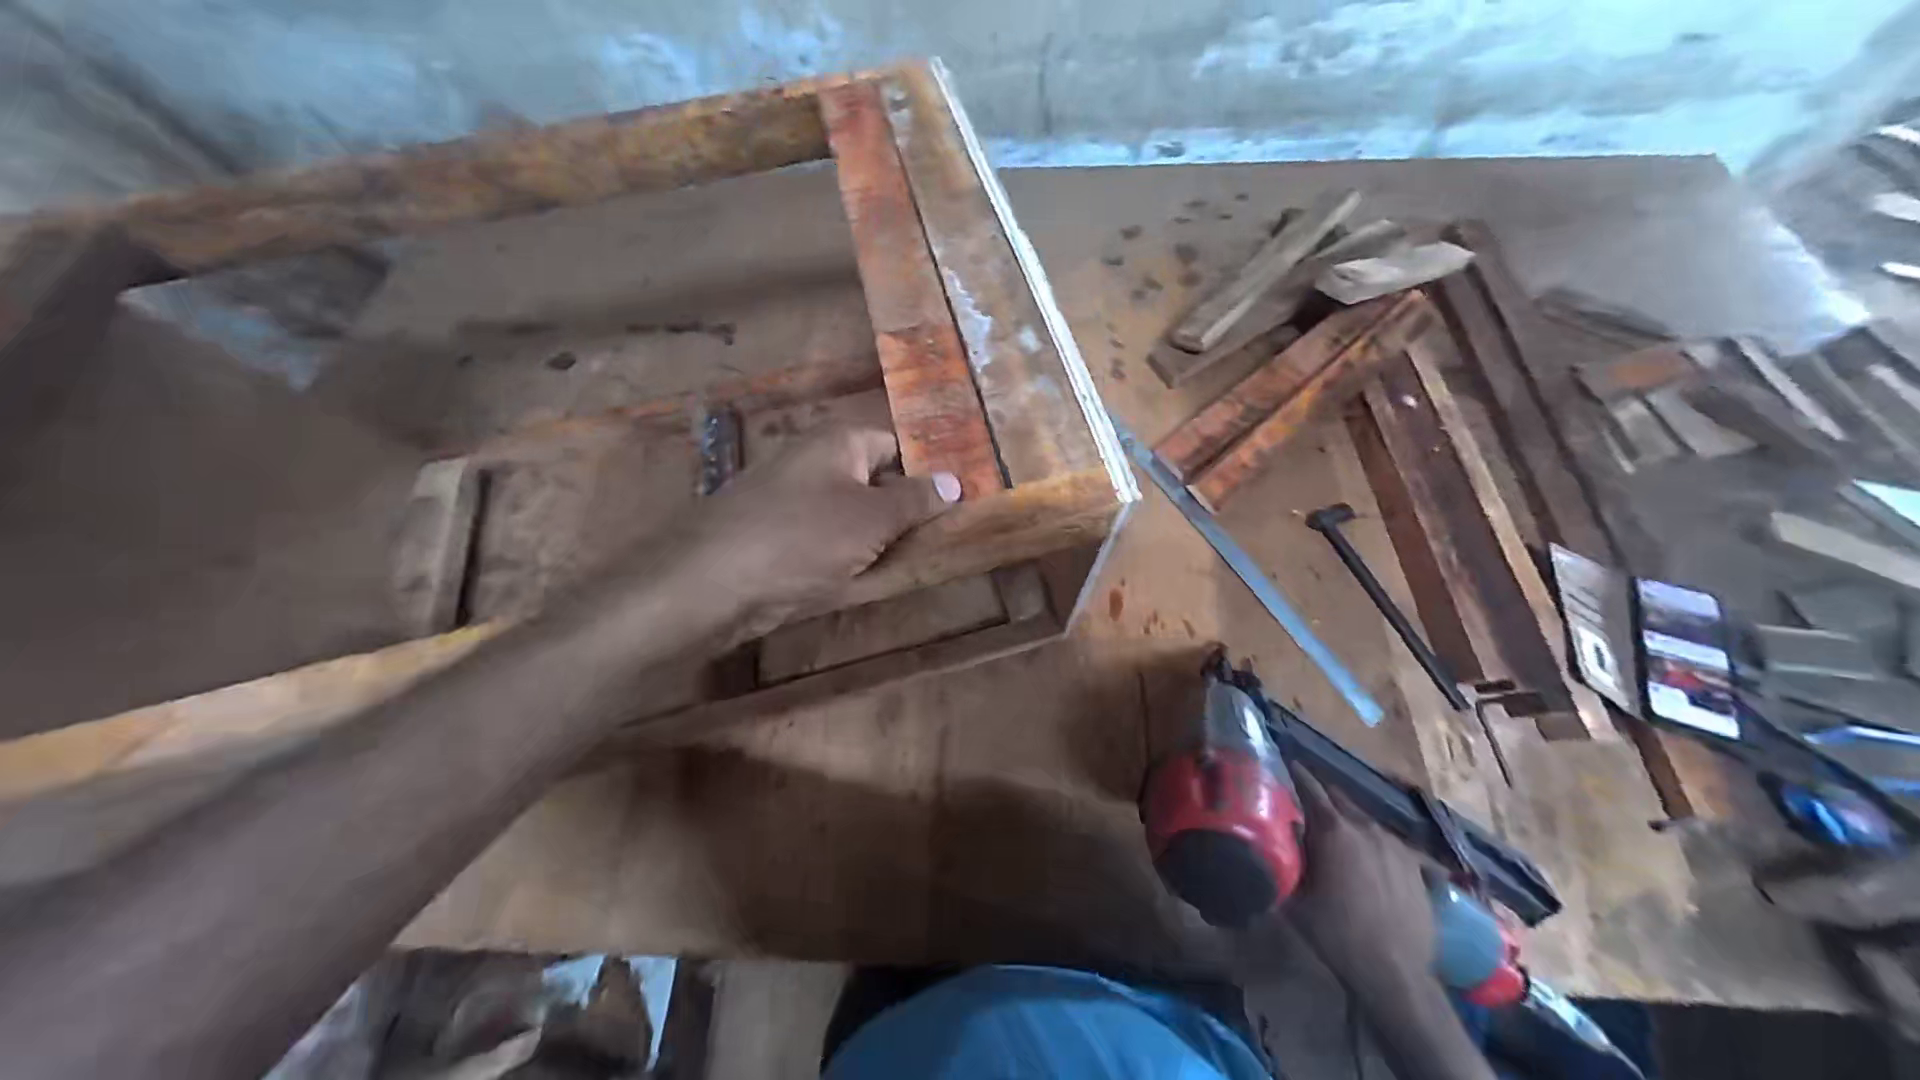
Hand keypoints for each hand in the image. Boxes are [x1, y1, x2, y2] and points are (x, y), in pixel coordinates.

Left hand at [656, 425, 961, 632]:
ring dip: (874, 542)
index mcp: (839, 442)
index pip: (896, 446)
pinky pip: (823, 543)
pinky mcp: (774, 538)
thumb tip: (955, 481)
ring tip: (905, 568)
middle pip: (873, 483)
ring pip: (850, 518)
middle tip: (937, 544)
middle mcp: (813, 462)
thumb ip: (916, 500)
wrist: (712, 583)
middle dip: (902, 514)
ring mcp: (790, 501)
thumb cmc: (803, 537)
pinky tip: (857, 583)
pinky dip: (843, 561)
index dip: (925, 473)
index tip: (953, 506)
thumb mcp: (873, 518)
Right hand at [1284, 762, 1437, 991]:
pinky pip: (1385, 840)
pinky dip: (1369, 840)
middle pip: (1336, 795)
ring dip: (1343, 817)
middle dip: (1316, 793)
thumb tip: (1264, 834)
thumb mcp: (1292, 895)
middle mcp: (1365, 826)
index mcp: (1333, 828)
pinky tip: (1364, 857)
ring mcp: (1394, 844)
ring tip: (1330, 831)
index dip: (1291, 771)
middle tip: (1297, 800)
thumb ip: (1279, 858)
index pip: (1308, 784)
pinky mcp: (1415, 864)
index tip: (1277, 763)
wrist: (1395, 972)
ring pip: (1361, 817)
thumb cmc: (1335, 931)